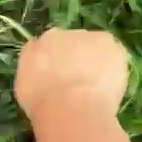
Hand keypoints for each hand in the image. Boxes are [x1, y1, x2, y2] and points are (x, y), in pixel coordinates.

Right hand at [14, 28, 129, 121]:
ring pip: (98, 49)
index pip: (52, 44)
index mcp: (47, 38)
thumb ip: (32, 61)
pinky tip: (106, 88)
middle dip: (76, 58)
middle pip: (76, 43)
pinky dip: (112, 70)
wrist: (72, 108)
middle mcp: (72, 32)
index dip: (55, 61)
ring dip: (96, 61)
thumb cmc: (41, 97)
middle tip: (75, 82)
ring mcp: (97, 40)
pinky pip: (115, 59)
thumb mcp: (23, 79)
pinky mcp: (118, 52)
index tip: (55, 76)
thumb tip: (39, 52)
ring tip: (93, 87)